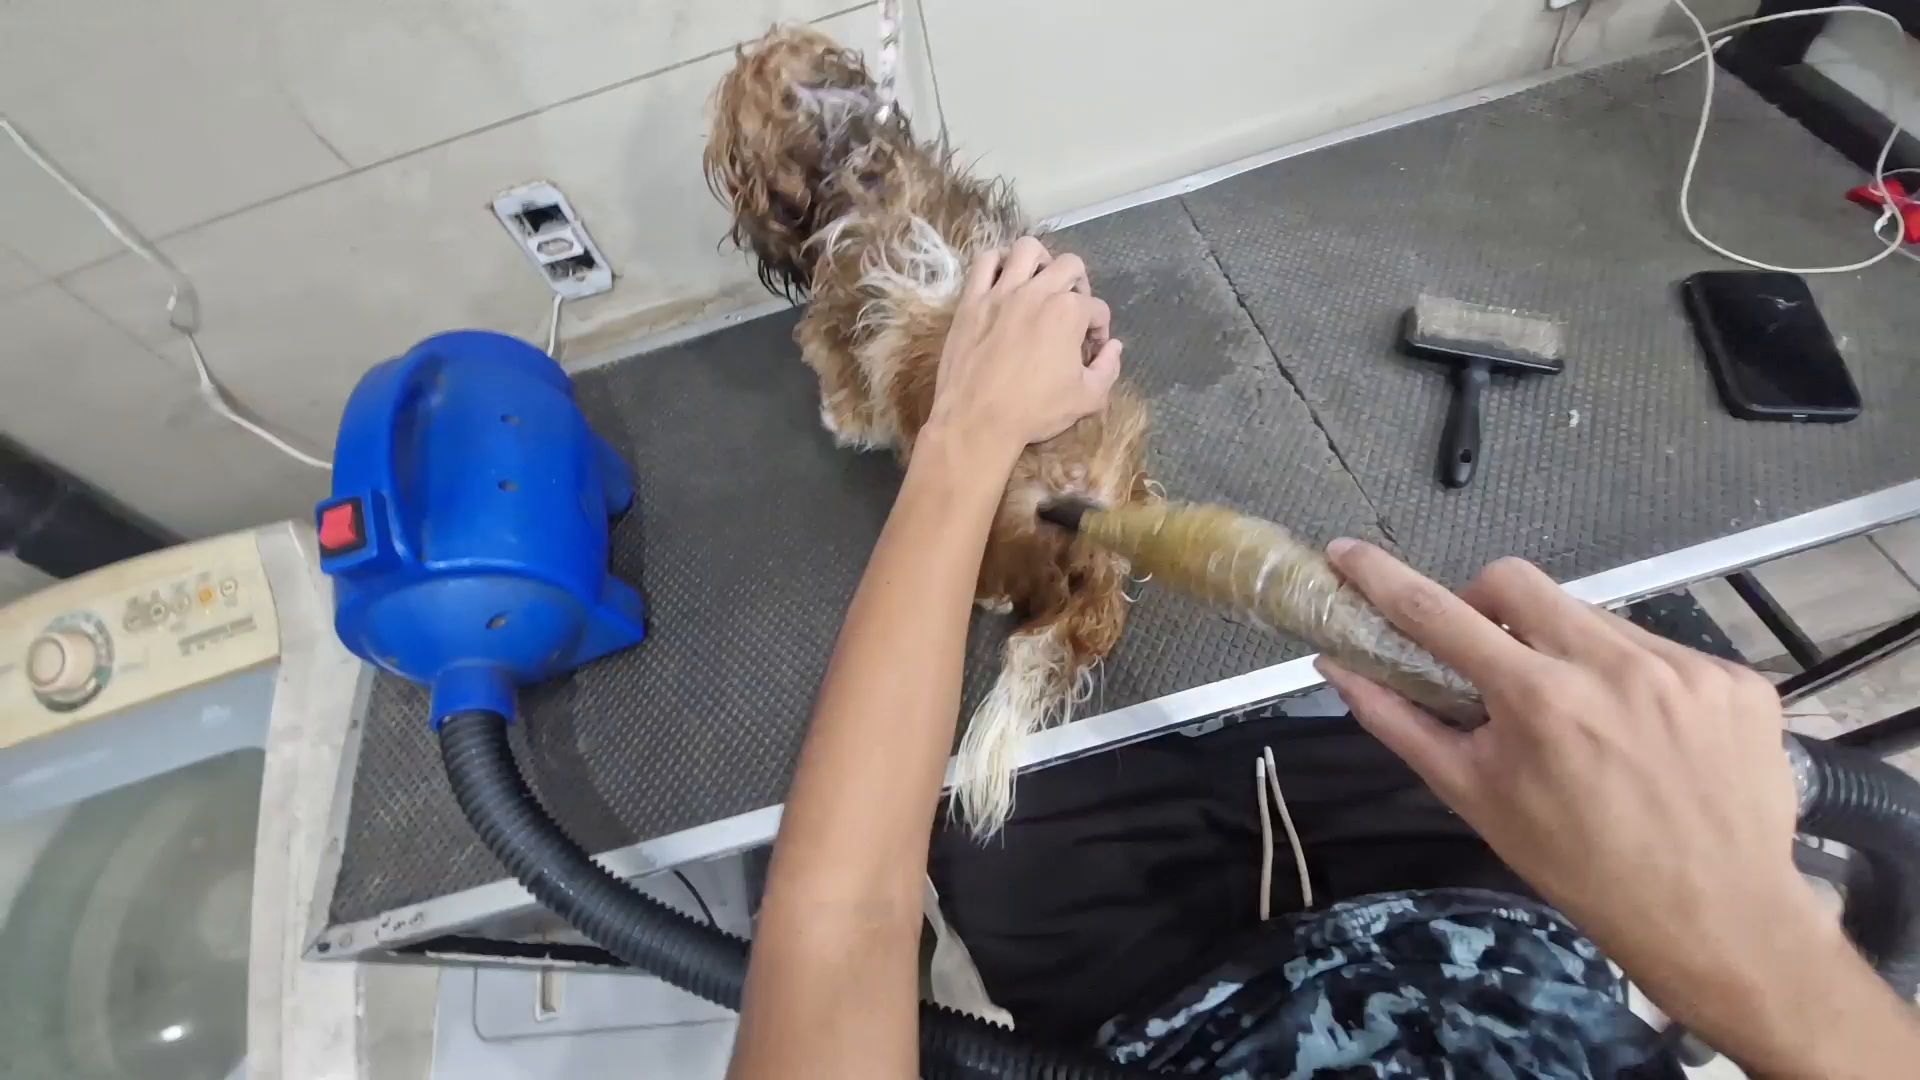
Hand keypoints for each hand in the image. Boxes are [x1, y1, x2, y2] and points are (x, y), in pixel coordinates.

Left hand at [924, 236, 1121, 463]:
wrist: (977, 421)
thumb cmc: (1034, 411)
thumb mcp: (1086, 399)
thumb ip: (1108, 369)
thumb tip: (1113, 347)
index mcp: (1069, 312)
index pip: (1097, 309)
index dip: (1099, 329)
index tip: (1091, 348)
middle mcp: (1038, 291)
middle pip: (1069, 266)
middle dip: (1079, 286)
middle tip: (1072, 311)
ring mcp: (1001, 292)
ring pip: (1028, 249)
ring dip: (1041, 261)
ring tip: (1040, 282)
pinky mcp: (971, 300)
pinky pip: (985, 262)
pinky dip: (998, 262)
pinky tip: (1004, 277)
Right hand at [1314, 541, 1838, 1058]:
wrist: (1717, 919)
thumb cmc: (1568, 857)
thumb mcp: (1464, 788)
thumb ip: (1392, 717)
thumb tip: (1333, 666)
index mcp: (1538, 698)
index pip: (1436, 613)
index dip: (1380, 575)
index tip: (1345, 551)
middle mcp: (1614, 667)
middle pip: (1513, 578)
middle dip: (1480, 603)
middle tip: (1485, 657)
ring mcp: (1686, 668)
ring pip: (1582, 610)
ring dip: (1553, 641)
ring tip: (1569, 704)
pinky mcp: (1736, 679)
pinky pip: (1647, 641)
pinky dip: (1617, 667)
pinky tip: (1630, 721)